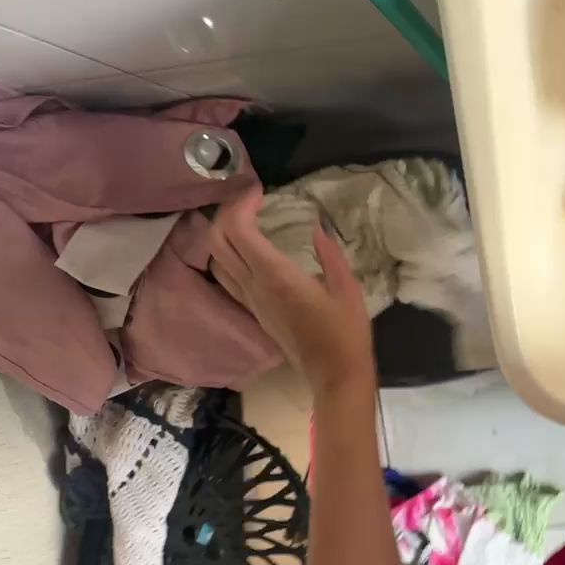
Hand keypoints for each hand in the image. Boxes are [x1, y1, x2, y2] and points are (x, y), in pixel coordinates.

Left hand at [211, 190, 376, 401]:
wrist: (335, 375)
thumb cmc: (347, 333)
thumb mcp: (348, 288)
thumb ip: (330, 254)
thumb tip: (317, 225)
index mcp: (276, 277)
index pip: (239, 230)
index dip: (242, 203)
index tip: (260, 189)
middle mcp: (255, 287)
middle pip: (217, 240)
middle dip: (227, 212)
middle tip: (252, 199)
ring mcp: (250, 301)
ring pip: (216, 258)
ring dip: (223, 232)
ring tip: (247, 218)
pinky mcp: (253, 311)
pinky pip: (227, 276)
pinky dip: (229, 253)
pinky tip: (249, 248)